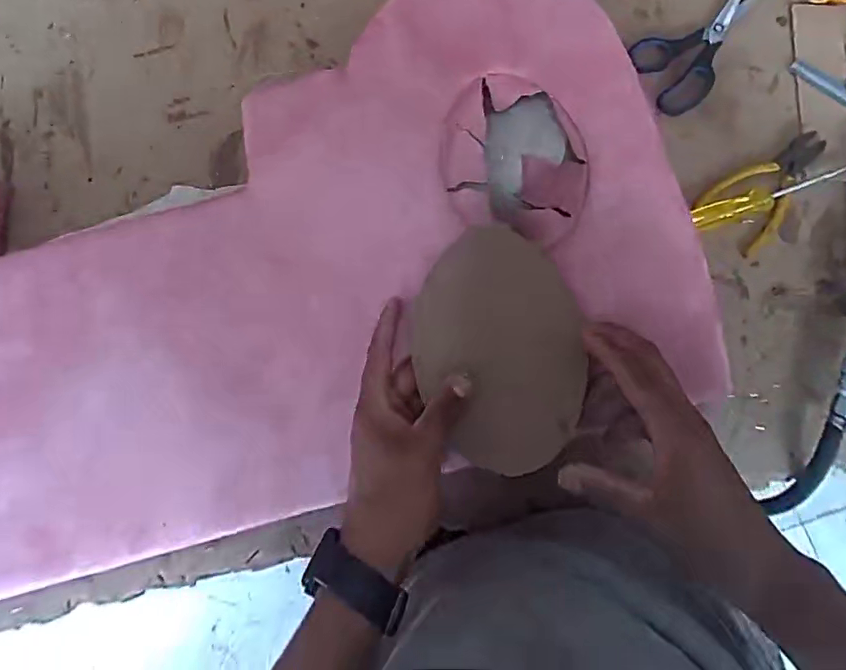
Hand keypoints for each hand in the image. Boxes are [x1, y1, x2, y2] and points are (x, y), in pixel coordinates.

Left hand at [341, 298, 468, 579]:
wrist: (382, 544)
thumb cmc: (394, 491)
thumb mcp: (421, 448)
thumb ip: (443, 409)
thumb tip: (463, 375)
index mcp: (375, 407)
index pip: (380, 358)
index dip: (387, 329)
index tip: (396, 301)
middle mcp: (383, 413)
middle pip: (406, 375)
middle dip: (430, 357)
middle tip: (459, 333)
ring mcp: (396, 431)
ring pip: (420, 395)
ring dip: (440, 383)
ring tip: (470, 358)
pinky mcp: (410, 447)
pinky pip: (427, 415)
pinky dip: (444, 405)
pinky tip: (468, 396)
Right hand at [557, 323, 798, 613]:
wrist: (755, 559)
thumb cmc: (703, 535)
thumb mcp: (648, 515)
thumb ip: (605, 488)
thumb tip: (563, 472)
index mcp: (673, 426)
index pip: (636, 376)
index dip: (610, 351)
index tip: (584, 331)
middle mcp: (684, 416)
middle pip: (652, 365)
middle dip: (622, 343)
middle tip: (589, 331)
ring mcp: (692, 427)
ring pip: (656, 384)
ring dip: (626, 375)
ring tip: (591, 384)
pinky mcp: (694, 441)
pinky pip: (660, 407)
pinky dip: (634, 406)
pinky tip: (614, 430)